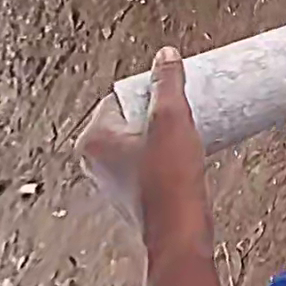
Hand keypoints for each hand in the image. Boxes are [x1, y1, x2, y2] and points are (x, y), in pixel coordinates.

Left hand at [78, 47, 210, 244]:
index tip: (175, 91)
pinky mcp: (134, 190)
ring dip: (165, 131)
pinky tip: (189, 151)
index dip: (152, 90)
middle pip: (133, 116)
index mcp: (94, 140)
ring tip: (191, 128)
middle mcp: (95, 160)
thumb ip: (167, 83)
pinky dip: (167, 150)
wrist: (180, 229)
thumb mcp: (172, 118)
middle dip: (160, 110)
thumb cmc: (169, 179)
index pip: (122, 97)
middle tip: (186, 108)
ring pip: (142, 138)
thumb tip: (165, 56)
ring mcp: (113, 178)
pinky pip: (150, 157)